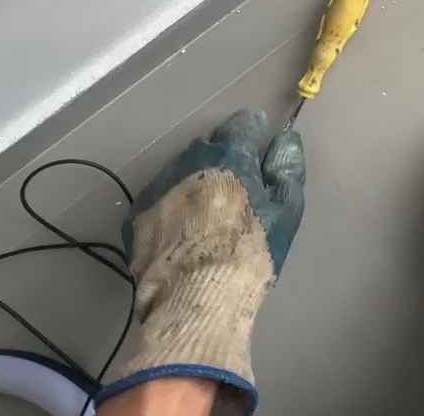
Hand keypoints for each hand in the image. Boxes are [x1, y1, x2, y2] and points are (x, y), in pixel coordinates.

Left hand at [96, 109, 305, 409]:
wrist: (195, 300)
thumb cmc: (249, 251)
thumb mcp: (286, 210)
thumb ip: (286, 169)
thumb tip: (284, 141)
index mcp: (230, 155)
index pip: (243, 123)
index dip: (255, 133)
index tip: (261, 148)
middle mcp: (190, 161)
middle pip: (210, 143)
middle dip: (225, 153)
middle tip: (237, 180)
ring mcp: (160, 188)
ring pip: (182, 168)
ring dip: (196, 176)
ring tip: (207, 205)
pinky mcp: (137, 218)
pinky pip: (160, 197)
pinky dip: (173, 203)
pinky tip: (182, 226)